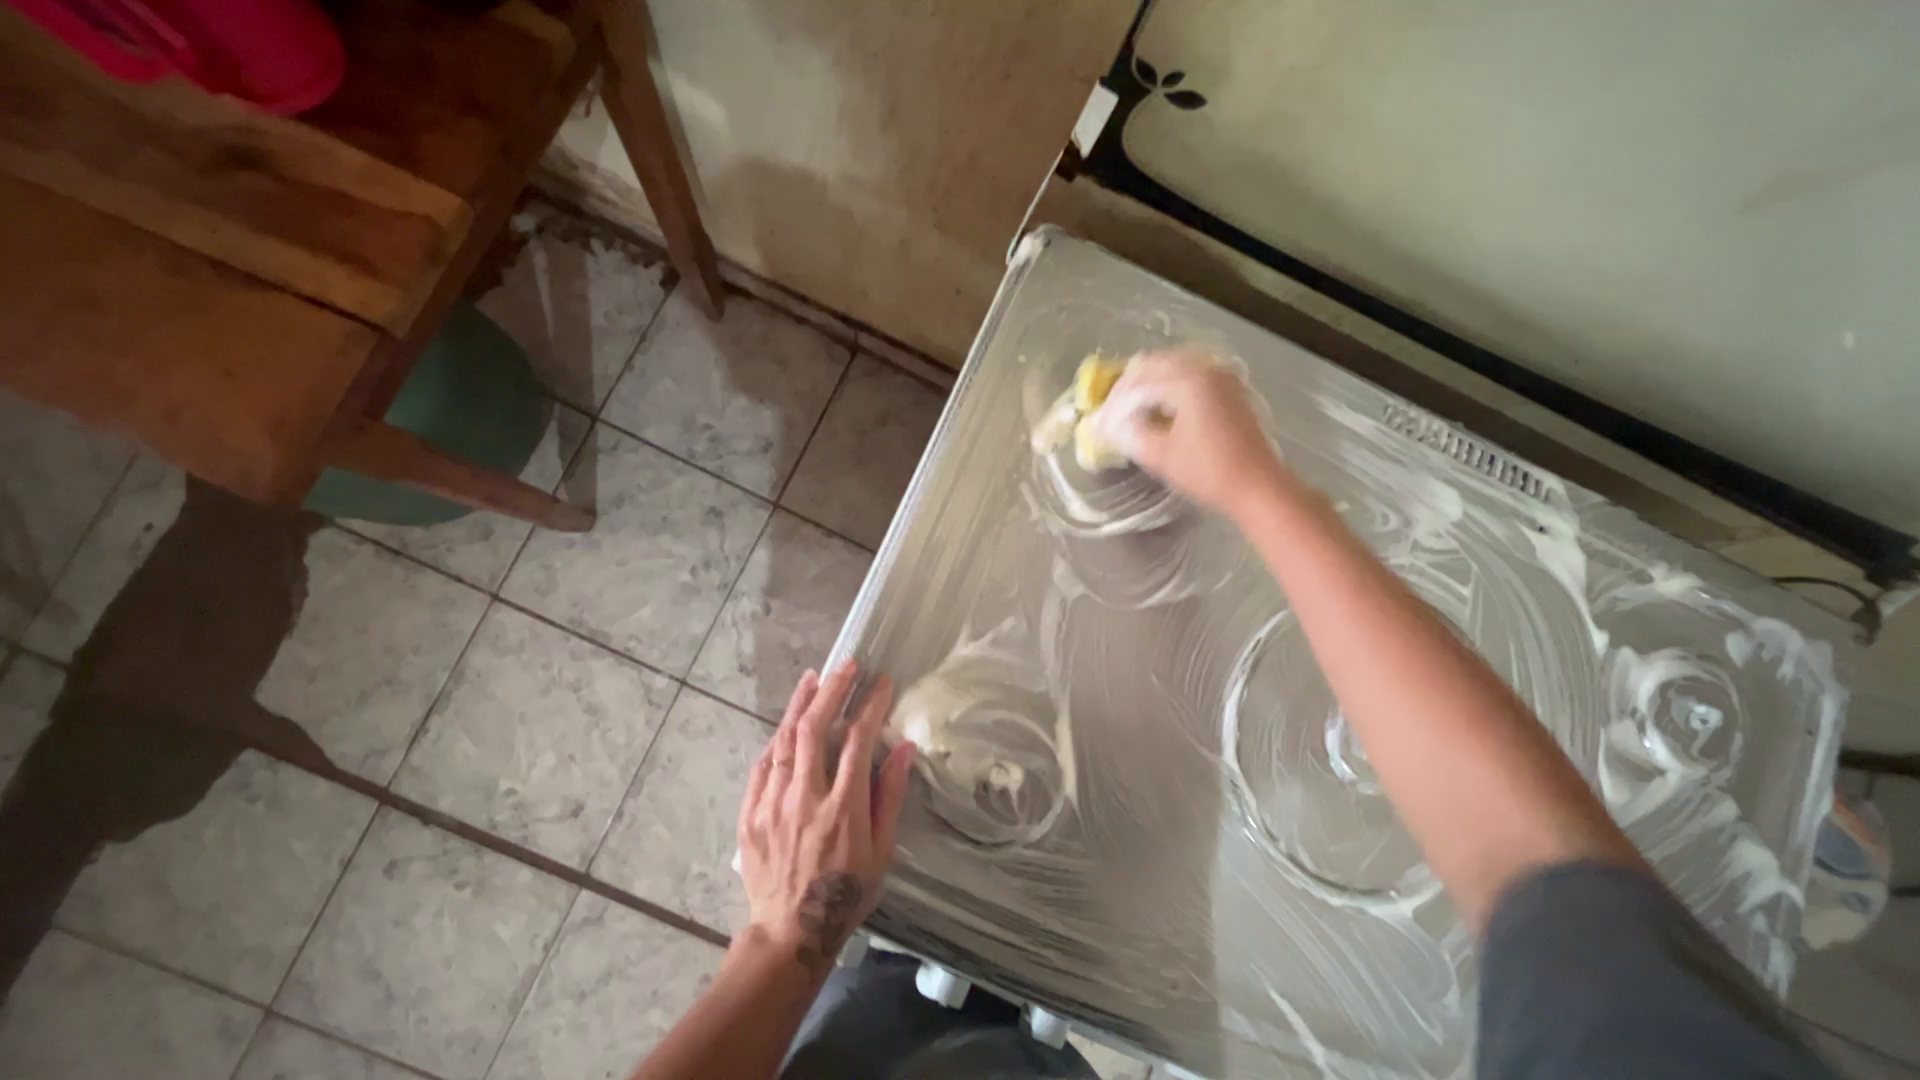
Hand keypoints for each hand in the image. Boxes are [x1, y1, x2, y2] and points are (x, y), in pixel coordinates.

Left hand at [736, 662, 915, 975]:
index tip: (882, 682)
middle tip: (847, 666)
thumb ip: (890, 796)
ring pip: (783, 740)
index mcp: (843, 808)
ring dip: (800, 704)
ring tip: (814, 678)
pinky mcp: (750, 813)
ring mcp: (772, 804)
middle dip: (832, 690)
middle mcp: (805, 798)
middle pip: (814, 728)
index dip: (870, 705)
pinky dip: (776, 738)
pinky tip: (786, 724)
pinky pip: (762, 765)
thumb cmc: (846, 892)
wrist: (791, 932)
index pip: (857, 740)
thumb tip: (903, 748)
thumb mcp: (881, 851)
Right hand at [1091, 348, 1289, 519]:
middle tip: (1114, 408)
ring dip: (1153, 383)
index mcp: (1188, 379)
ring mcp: (1224, 377)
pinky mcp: (1233, 391)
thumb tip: (1111, 426)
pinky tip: (1165, 408)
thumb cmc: (1209, 471)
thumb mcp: (1161, 455)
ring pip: (1177, 367)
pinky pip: (1195, 376)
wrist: (1259, 487)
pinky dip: (1174, 387)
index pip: (1139, 380)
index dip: (1116, 400)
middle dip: (1132, 385)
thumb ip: (1131, 434)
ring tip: (1135, 407)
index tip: (1101, 420)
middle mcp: (1207, 369)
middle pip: (1158, 364)